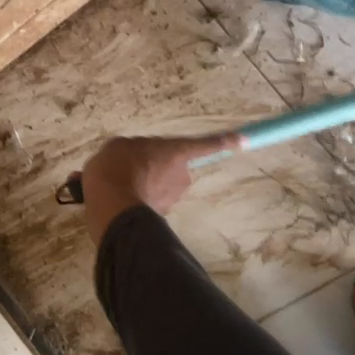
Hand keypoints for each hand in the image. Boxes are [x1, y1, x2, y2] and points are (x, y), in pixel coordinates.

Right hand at [74, 134, 239, 240]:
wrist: (112, 206)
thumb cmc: (117, 167)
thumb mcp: (117, 146)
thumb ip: (131, 149)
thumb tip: (133, 158)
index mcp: (175, 151)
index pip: (203, 145)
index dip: (223, 142)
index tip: (242, 140)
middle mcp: (181, 175)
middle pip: (171, 168)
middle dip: (155, 168)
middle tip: (129, 167)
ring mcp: (172, 197)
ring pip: (158, 186)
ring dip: (142, 185)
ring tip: (115, 184)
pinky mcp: (160, 214)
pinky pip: (148, 201)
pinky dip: (135, 199)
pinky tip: (113, 197)